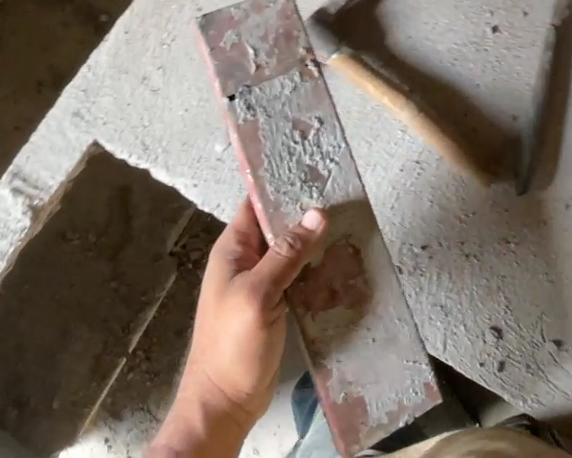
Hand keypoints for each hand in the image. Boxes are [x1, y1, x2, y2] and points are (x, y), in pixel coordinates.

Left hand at [154, 201, 327, 455]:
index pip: (256, 202)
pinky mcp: (276, 304)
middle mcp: (246, 260)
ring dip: (314, 241)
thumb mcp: (259, 294)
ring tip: (348, 222)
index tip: (312, 167)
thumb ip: (286, 254)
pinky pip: (298, 276)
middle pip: (278, 225)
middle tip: (342, 195)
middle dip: (305, 211)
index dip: (280, 184)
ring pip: (291, 250)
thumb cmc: (231, 346)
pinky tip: (340, 262)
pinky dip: (316, 268)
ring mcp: (261, 283)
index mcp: (233, 249)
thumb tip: (317, 214)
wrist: (223, 405)